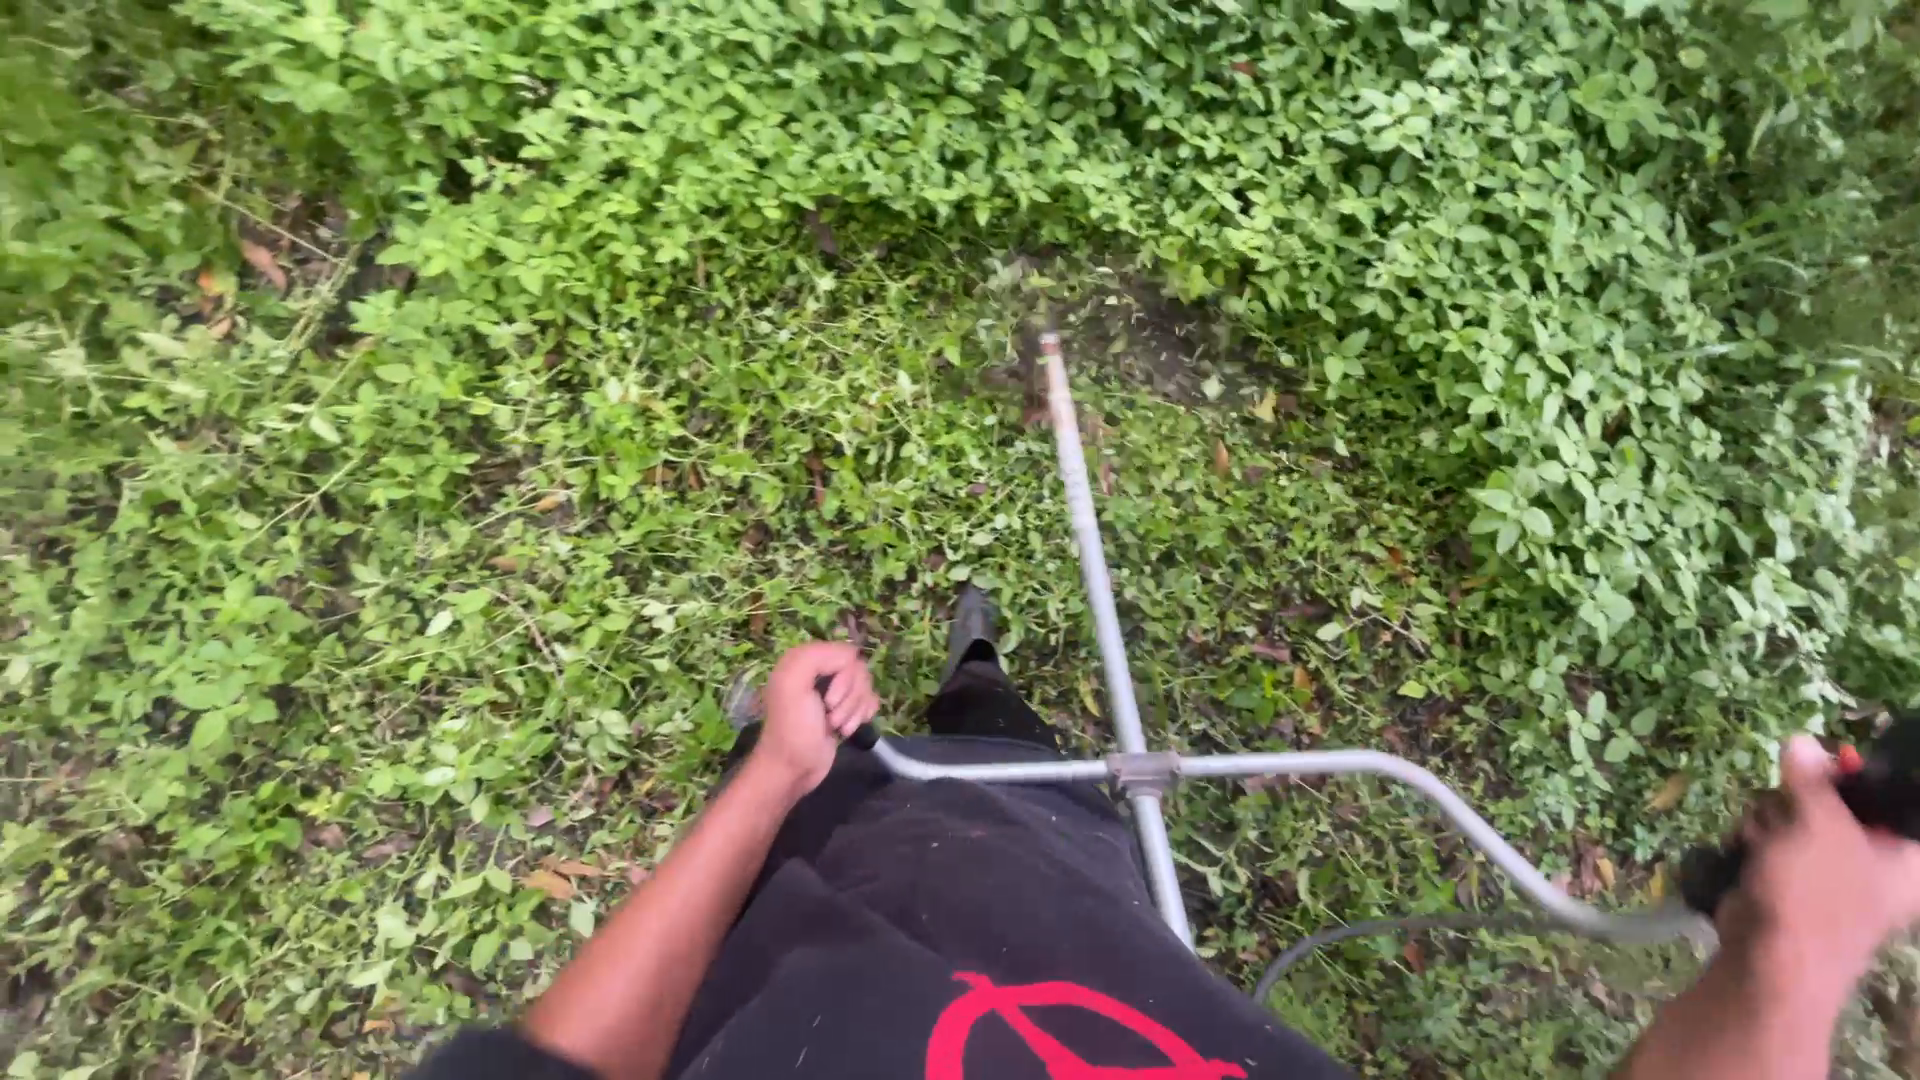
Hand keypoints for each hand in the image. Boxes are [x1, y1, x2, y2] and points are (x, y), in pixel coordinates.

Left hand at [748, 642, 879, 799]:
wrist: (794, 769)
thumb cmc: (793, 729)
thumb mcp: (793, 684)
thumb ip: (817, 656)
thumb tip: (851, 658)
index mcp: (806, 659)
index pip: (847, 654)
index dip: (845, 677)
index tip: (829, 701)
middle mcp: (821, 670)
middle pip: (859, 670)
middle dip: (850, 697)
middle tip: (831, 716)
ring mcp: (835, 690)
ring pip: (866, 686)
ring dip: (854, 710)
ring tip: (836, 726)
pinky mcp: (846, 708)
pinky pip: (870, 700)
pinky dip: (863, 715)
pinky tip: (848, 729)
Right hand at [1720, 735, 1919, 1002]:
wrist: (1773, 951)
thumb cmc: (1815, 895)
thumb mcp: (1818, 829)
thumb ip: (1813, 785)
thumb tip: (1803, 741)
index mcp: (1905, 855)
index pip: (1885, 800)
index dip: (1851, 780)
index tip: (1817, 769)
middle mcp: (1873, 859)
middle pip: (1828, 803)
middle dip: (1793, 802)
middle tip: (1786, 816)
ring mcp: (1829, 869)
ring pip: (1791, 817)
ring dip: (1766, 820)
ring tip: (1762, 839)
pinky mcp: (1790, 875)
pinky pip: (1770, 837)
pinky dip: (1754, 837)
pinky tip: (1750, 849)